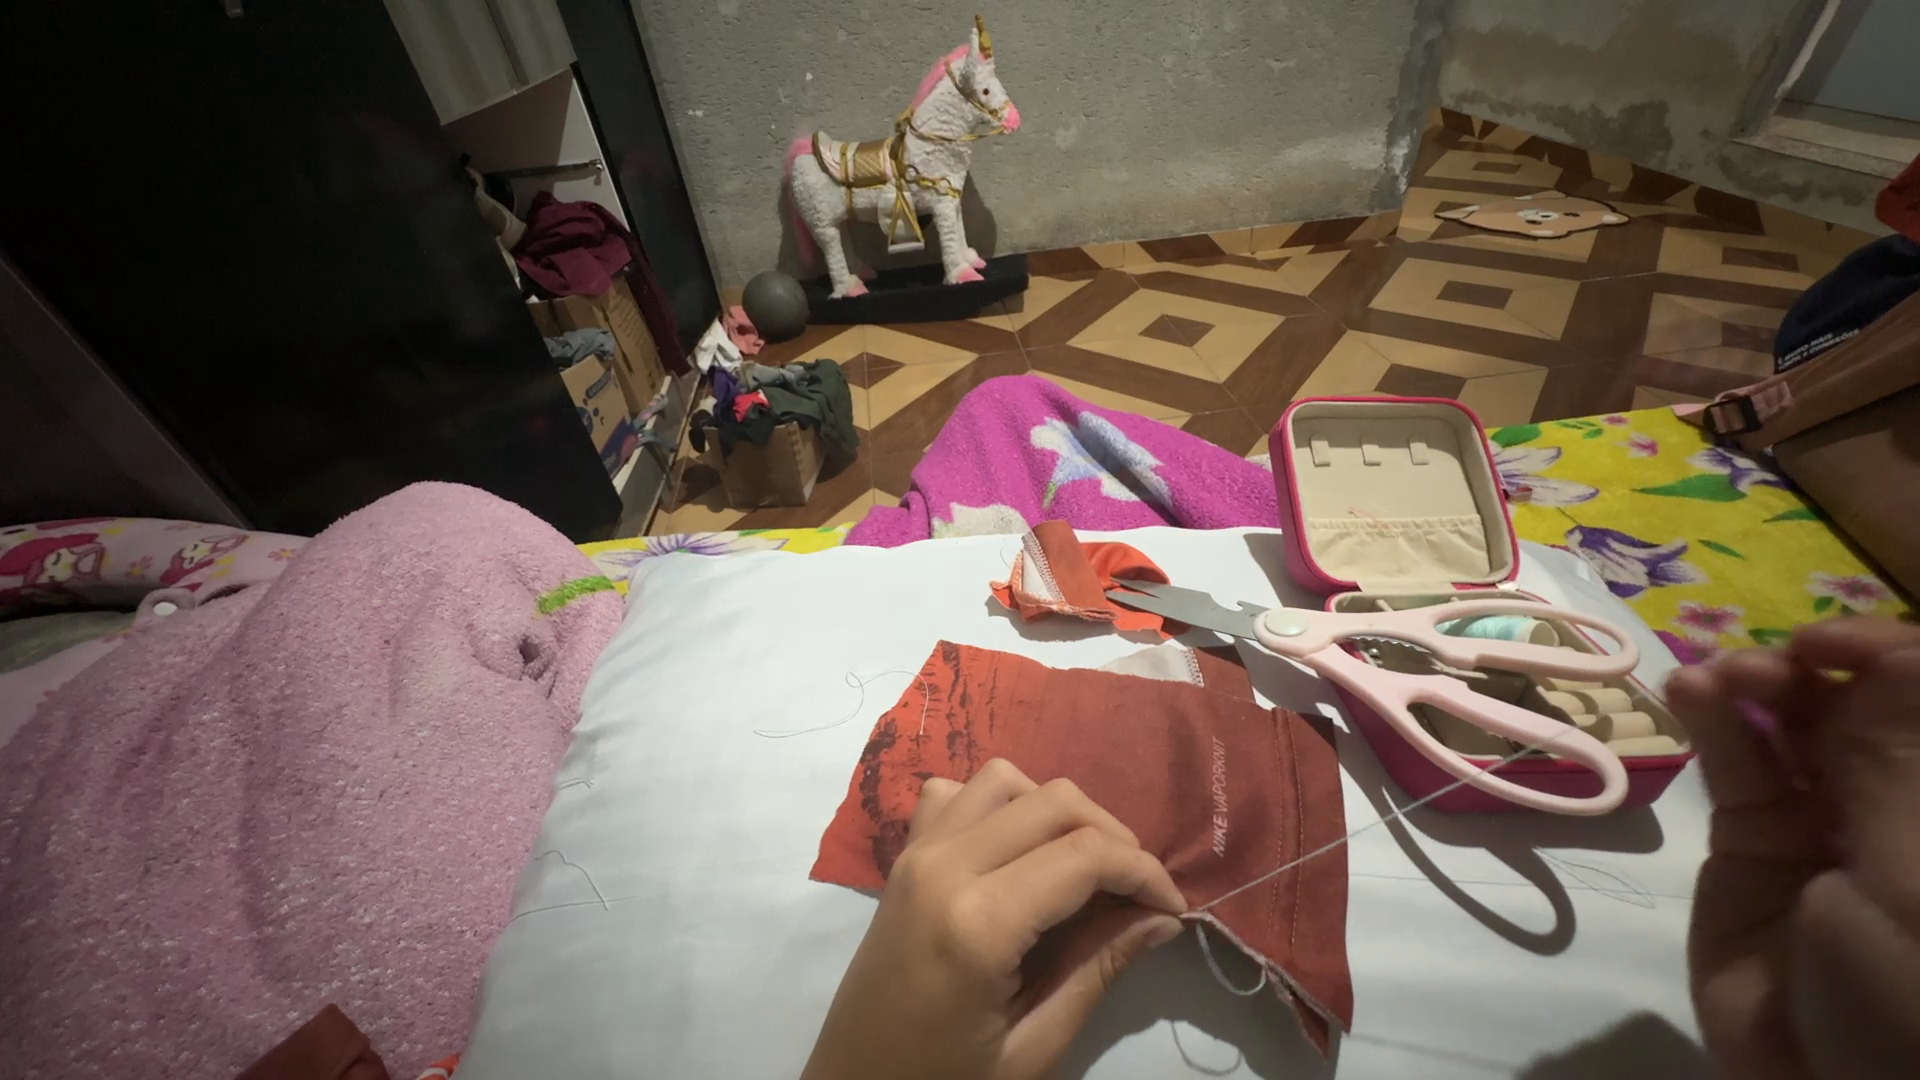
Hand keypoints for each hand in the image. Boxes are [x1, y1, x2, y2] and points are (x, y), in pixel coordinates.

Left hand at [801, 759, 1186, 1079]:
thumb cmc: (944, 1079)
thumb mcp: (1033, 1046)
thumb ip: (1098, 968)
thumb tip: (1162, 917)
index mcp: (977, 921)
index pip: (1084, 856)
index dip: (1144, 872)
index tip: (1172, 907)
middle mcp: (945, 863)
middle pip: (1054, 801)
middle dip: (1113, 835)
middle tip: (1137, 889)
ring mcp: (918, 847)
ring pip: (1006, 778)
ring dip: (1056, 809)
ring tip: (1080, 863)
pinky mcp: (904, 849)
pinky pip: (956, 791)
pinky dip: (997, 802)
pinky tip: (1012, 846)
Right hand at [1667, 617, 1919, 1078]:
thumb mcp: (1918, 884)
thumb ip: (1896, 766)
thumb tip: (1887, 653)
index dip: (1897, 658)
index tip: (1834, 642)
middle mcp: (1911, 807)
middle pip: (1868, 707)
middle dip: (1814, 669)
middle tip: (1761, 663)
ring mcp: (1834, 823)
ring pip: (1794, 726)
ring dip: (1750, 685)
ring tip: (1710, 674)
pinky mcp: (1757, 839)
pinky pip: (1738, 764)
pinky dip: (1709, 719)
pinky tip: (1684, 690)